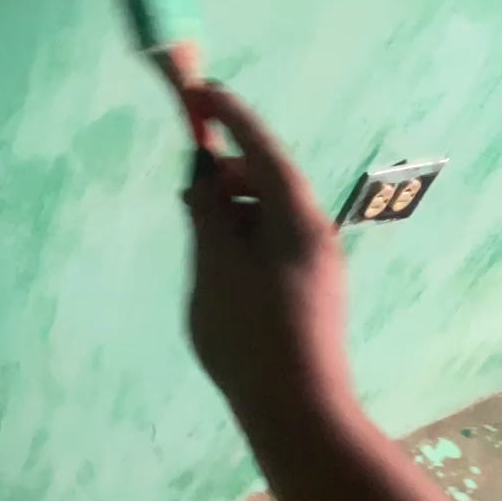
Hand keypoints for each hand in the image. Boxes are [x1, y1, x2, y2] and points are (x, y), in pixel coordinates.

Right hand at [181, 85, 347, 407]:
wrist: (299, 409)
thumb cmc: (250, 332)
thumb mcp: (215, 266)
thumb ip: (206, 214)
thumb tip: (201, 179)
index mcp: (295, 216)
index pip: (261, 148)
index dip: (230, 116)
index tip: (201, 91)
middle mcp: (313, 230)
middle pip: (265, 180)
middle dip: (225, 176)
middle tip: (186, 193)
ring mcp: (315, 261)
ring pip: (265, 215)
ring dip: (230, 212)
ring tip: (198, 238)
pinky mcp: (308, 286)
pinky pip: (269, 243)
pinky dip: (240, 238)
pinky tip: (218, 265)